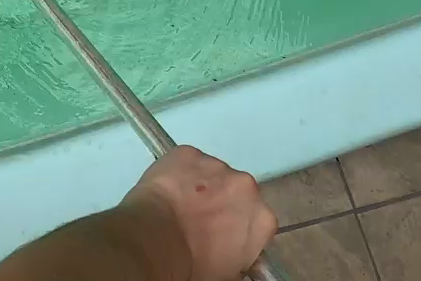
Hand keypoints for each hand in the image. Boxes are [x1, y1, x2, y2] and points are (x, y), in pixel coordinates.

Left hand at [121, 146, 275, 280]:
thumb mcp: (229, 272)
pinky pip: (188, 161)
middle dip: (223, 201)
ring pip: (212, 173)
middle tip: (201, 217)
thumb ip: (241, 254)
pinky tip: (169, 187)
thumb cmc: (196, 263)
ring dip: (202, 184)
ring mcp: (215, 163)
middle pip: (236, 191)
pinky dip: (181, 171)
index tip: (224, 234)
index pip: (256, 220)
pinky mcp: (188, 151)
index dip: (239, 227)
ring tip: (182, 202)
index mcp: (262, 218)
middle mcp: (245, 185)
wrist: (158, 238)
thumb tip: (234, 250)